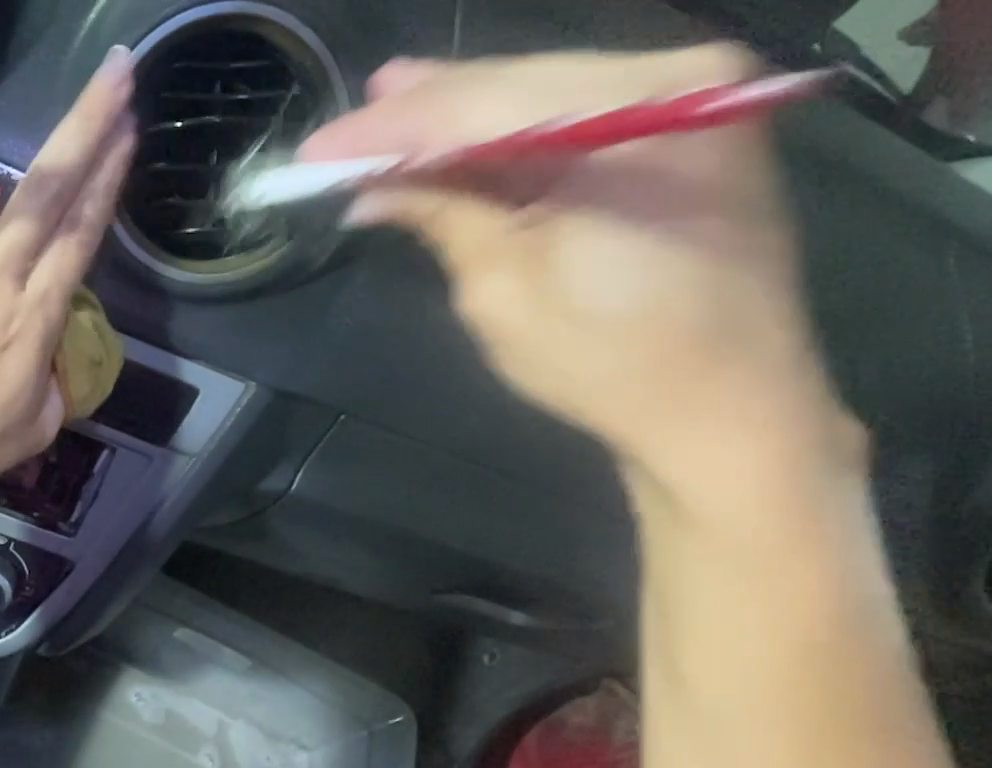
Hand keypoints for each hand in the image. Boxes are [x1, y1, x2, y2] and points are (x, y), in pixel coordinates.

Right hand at [301, 46, 863, 499]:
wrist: (725, 413)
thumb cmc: (611, 360)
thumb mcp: (504, 288)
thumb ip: (441, 216)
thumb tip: (369, 191)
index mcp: (641, 113)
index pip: (481, 105)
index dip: (388, 131)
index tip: (315, 152)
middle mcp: (677, 82)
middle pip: (513, 86)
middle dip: (419, 113)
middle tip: (342, 127)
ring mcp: (688, 106)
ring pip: (539, 100)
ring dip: (456, 119)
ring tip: (383, 113)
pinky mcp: (683, 141)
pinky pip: (571, 127)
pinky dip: (505, 141)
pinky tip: (454, 142)